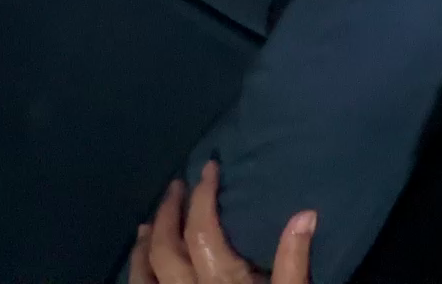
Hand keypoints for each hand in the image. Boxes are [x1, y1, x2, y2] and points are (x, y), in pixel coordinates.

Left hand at [131, 161, 315, 283]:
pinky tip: (141, 269)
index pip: (201, 232)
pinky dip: (136, 278)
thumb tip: (305, 213)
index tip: (209, 168)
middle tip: (177, 183)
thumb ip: (293, 261)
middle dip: (169, 213)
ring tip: (150, 220)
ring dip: (144, 245)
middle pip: (165, 250)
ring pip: (141, 278)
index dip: (202, 197)